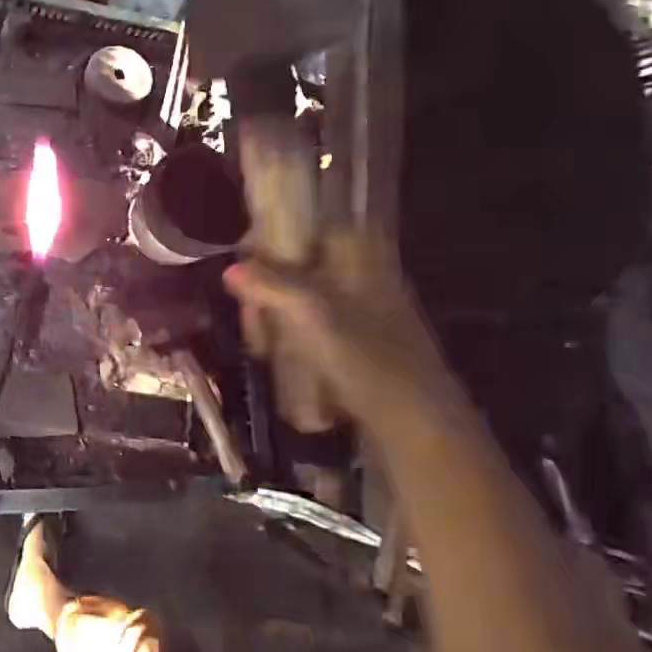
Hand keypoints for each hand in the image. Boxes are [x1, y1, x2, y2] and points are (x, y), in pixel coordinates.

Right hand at [223, 227, 456, 424]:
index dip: (272, 240)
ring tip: (262, 346)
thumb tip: (230, 269)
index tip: (245, 266)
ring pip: (307, 299)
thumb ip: (271, 286)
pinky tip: (283, 359)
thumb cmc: (369, 359)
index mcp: (361, 256)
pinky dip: (296, 337)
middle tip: (253, 319)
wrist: (421, 425)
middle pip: (302, 265)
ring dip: (279, 317)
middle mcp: (365, 275)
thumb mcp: (313, 316)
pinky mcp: (365, 345)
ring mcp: (367, 311)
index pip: (309, 227)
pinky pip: (318, 328)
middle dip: (269, 289)